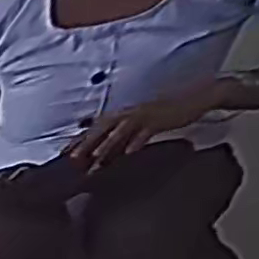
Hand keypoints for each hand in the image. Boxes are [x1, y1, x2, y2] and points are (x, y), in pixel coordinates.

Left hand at [67, 80, 226, 168]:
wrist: (198, 98)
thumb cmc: (162, 115)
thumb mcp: (134, 126)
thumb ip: (116, 139)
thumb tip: (96, 157)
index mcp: (121, 115)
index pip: (93, 129)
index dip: (76, 142)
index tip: (61, 155)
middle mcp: (129, 114)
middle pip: (102, 130)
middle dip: (86, 145)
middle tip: (71, 160)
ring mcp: (145, 115)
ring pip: (121, 131)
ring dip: (108, 145)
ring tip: (96, 158)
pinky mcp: (162, 118)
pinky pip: (147, 131)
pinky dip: (138, 141)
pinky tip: (131, 152)